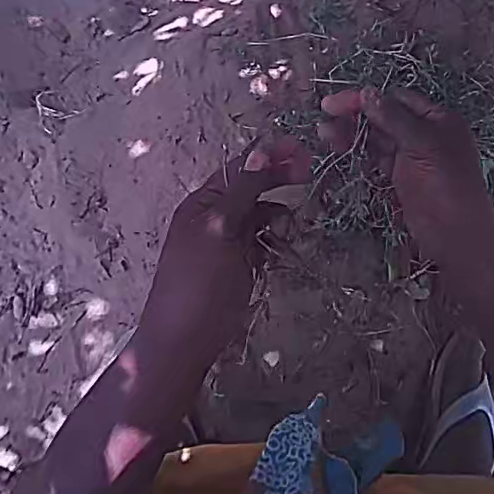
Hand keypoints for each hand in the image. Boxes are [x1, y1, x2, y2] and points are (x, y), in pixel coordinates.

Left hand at [137, 137, 311, 365]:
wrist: (184, 342)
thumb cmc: (198, 282)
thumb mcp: (219, 229)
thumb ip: (241, 191)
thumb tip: (260, 153)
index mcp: (203, 203)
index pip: (239, 169)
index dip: (268, 157)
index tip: (301, 150)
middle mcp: (214, 217)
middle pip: (251, 188)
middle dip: (278, 179)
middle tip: (309, 173)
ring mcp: (228, 242)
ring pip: (260, 214)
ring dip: (278, 211)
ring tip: (296, 216)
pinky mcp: (241, 265)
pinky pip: (262, 240)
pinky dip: (275, 236)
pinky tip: (286, 240)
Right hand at [320, 88, 493, 265]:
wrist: (456, 236)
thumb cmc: (446, 185)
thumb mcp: (421, 144)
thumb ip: (393, 118)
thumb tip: (366, 92)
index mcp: (438, 119)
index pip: (397, 99)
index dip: (367, 99)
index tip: (336, 104)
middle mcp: (424, 133)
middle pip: (384, 117)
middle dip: (355, 116)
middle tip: (325, 116)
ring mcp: (411, 155)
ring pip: (377, 137)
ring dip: (352, 133)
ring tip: (325, 133)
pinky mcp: (400, 175)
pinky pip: (376, 156)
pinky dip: (359, 150)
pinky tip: (339, 147)